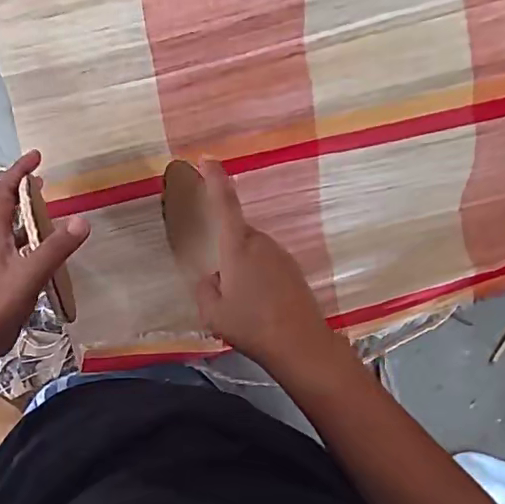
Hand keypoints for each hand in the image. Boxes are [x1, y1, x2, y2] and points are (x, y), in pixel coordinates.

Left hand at [0, 151, 89, 362]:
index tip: (36, 157)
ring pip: (14, 231)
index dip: (17, 173)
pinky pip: (22, 251)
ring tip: (50, 211)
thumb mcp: (31, 273)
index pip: (3, 194)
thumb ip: (56, 248)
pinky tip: (49, 251)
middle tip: (43, 180)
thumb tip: (82, 220)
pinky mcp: (6, 279)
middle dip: (23, 190)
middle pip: (6, 208)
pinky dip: (36, 243)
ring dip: (29, 216)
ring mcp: (0, 262)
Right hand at [190, 160, 337, 370]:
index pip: (224, 203)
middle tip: (222, 291)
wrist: (300, 344)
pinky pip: (267, 266)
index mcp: (237, 247)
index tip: (207, 159)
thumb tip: (212, 277)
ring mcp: (281, 255)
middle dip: (226, 254)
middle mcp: (261, 243)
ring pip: (252, 253)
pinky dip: (259, 280)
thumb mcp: (212, 312)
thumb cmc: (251, 325)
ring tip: (242, 306)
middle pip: (237, 236)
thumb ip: (205, 288)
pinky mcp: (294, 270)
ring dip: (243, 270)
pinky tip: (260, 308)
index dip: (214, 179)